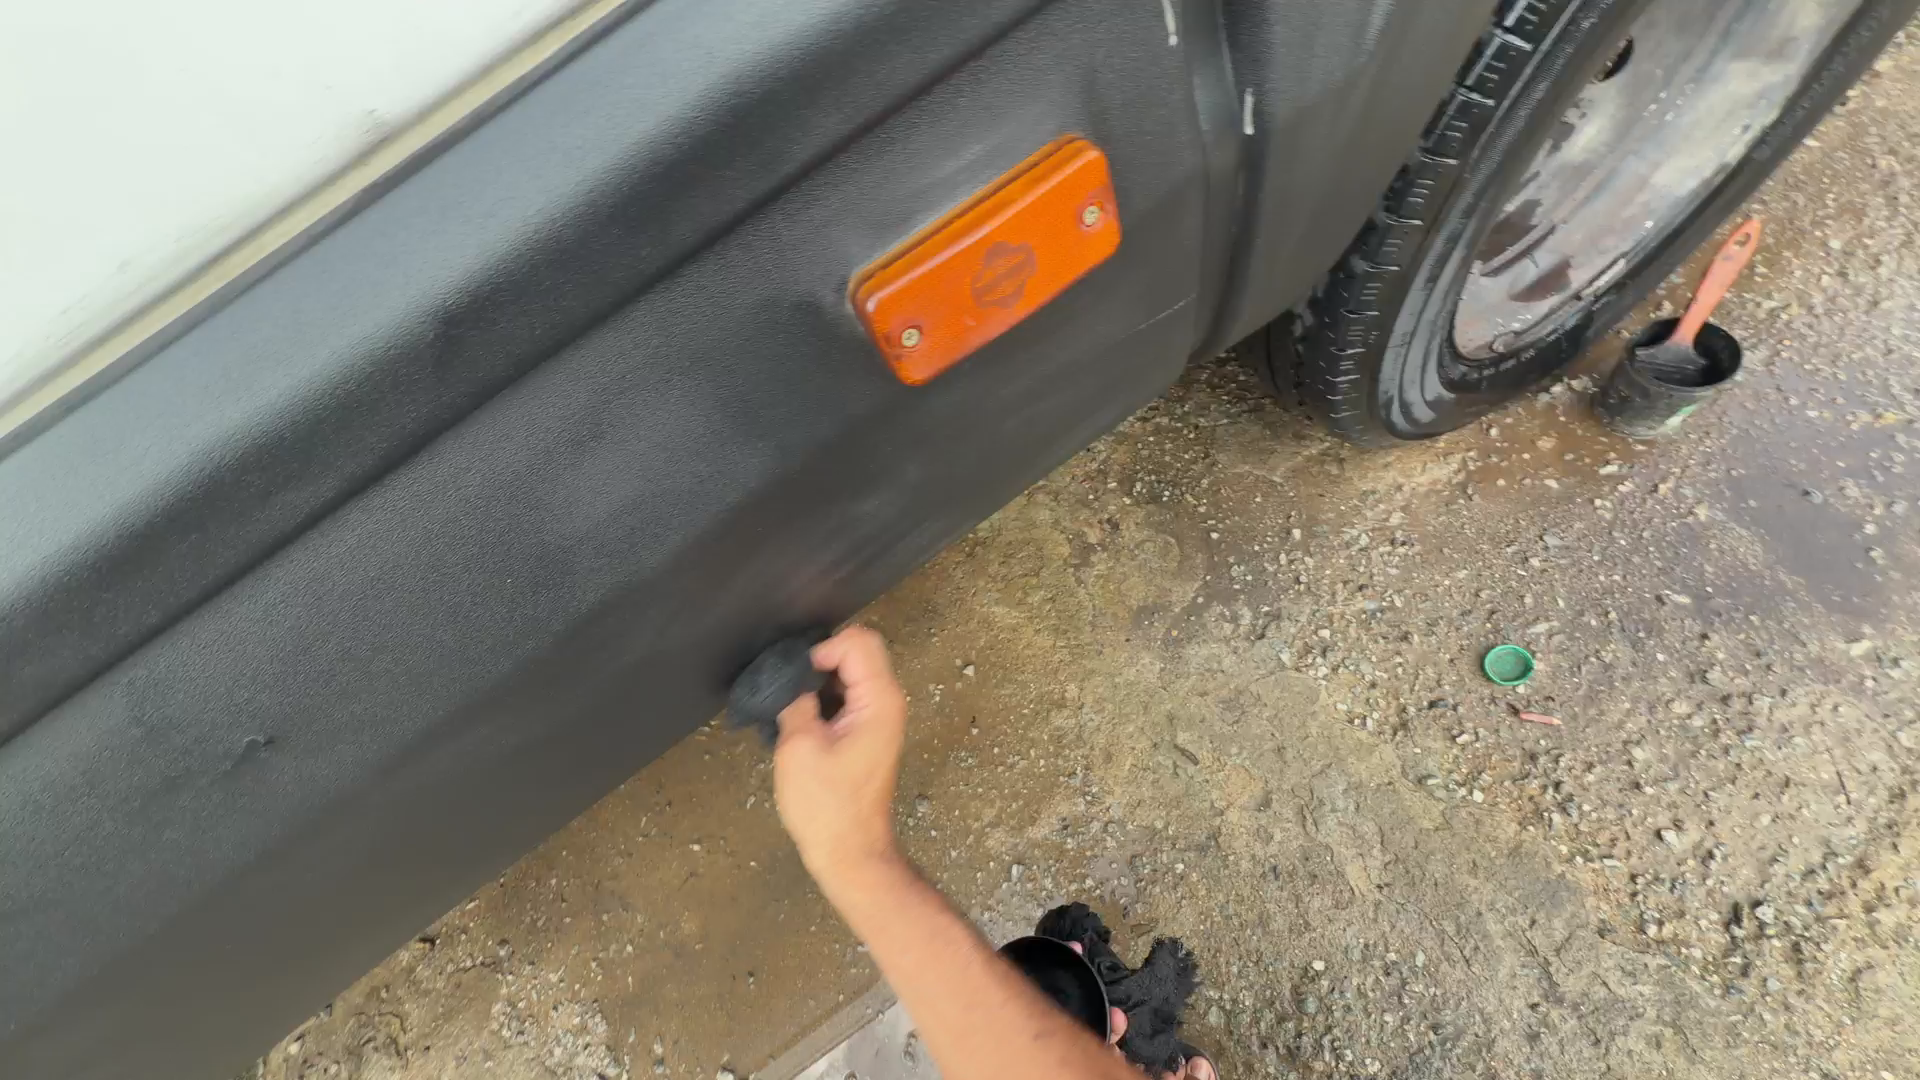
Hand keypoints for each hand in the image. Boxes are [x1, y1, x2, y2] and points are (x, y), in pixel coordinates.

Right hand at [773, 626, 908, 891]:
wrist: (850, 851)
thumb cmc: (827, 806)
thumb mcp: (799, 746)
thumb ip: (797, 700)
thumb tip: (793, 679)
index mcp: (879, 700)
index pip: (858, 642)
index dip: (822, 649)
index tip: (796, 676)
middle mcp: (888, 701)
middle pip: (860, 651)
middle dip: (822, 658)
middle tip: (792, 686)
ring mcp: (882, 716)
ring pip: (853, 672)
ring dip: (822, 679)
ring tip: (792, 703)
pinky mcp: (870, 731)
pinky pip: (849, 694)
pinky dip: (826, 696)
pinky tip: (802, 717)